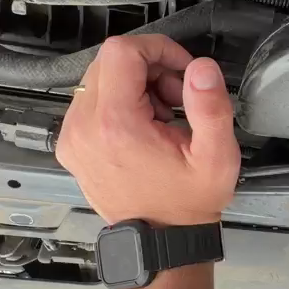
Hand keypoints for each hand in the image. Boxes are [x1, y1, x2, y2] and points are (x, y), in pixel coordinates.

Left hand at [55, 35, 238, 227]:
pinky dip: (120, 102)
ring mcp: (72, 136)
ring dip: (136, 85)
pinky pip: (91, 101)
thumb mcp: (216, 156)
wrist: (162, 239)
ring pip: (99, 78)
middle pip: (109, 61)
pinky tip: (145, 127)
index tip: (183, 71)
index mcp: (116, 125)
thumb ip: (211, 107)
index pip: (123, 51)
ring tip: (164, 116)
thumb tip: (201, 68)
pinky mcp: (72, 144)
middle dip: (150, 68)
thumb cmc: (189, 202)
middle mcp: (83, 127)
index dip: (159, 49)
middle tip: (178, 99)